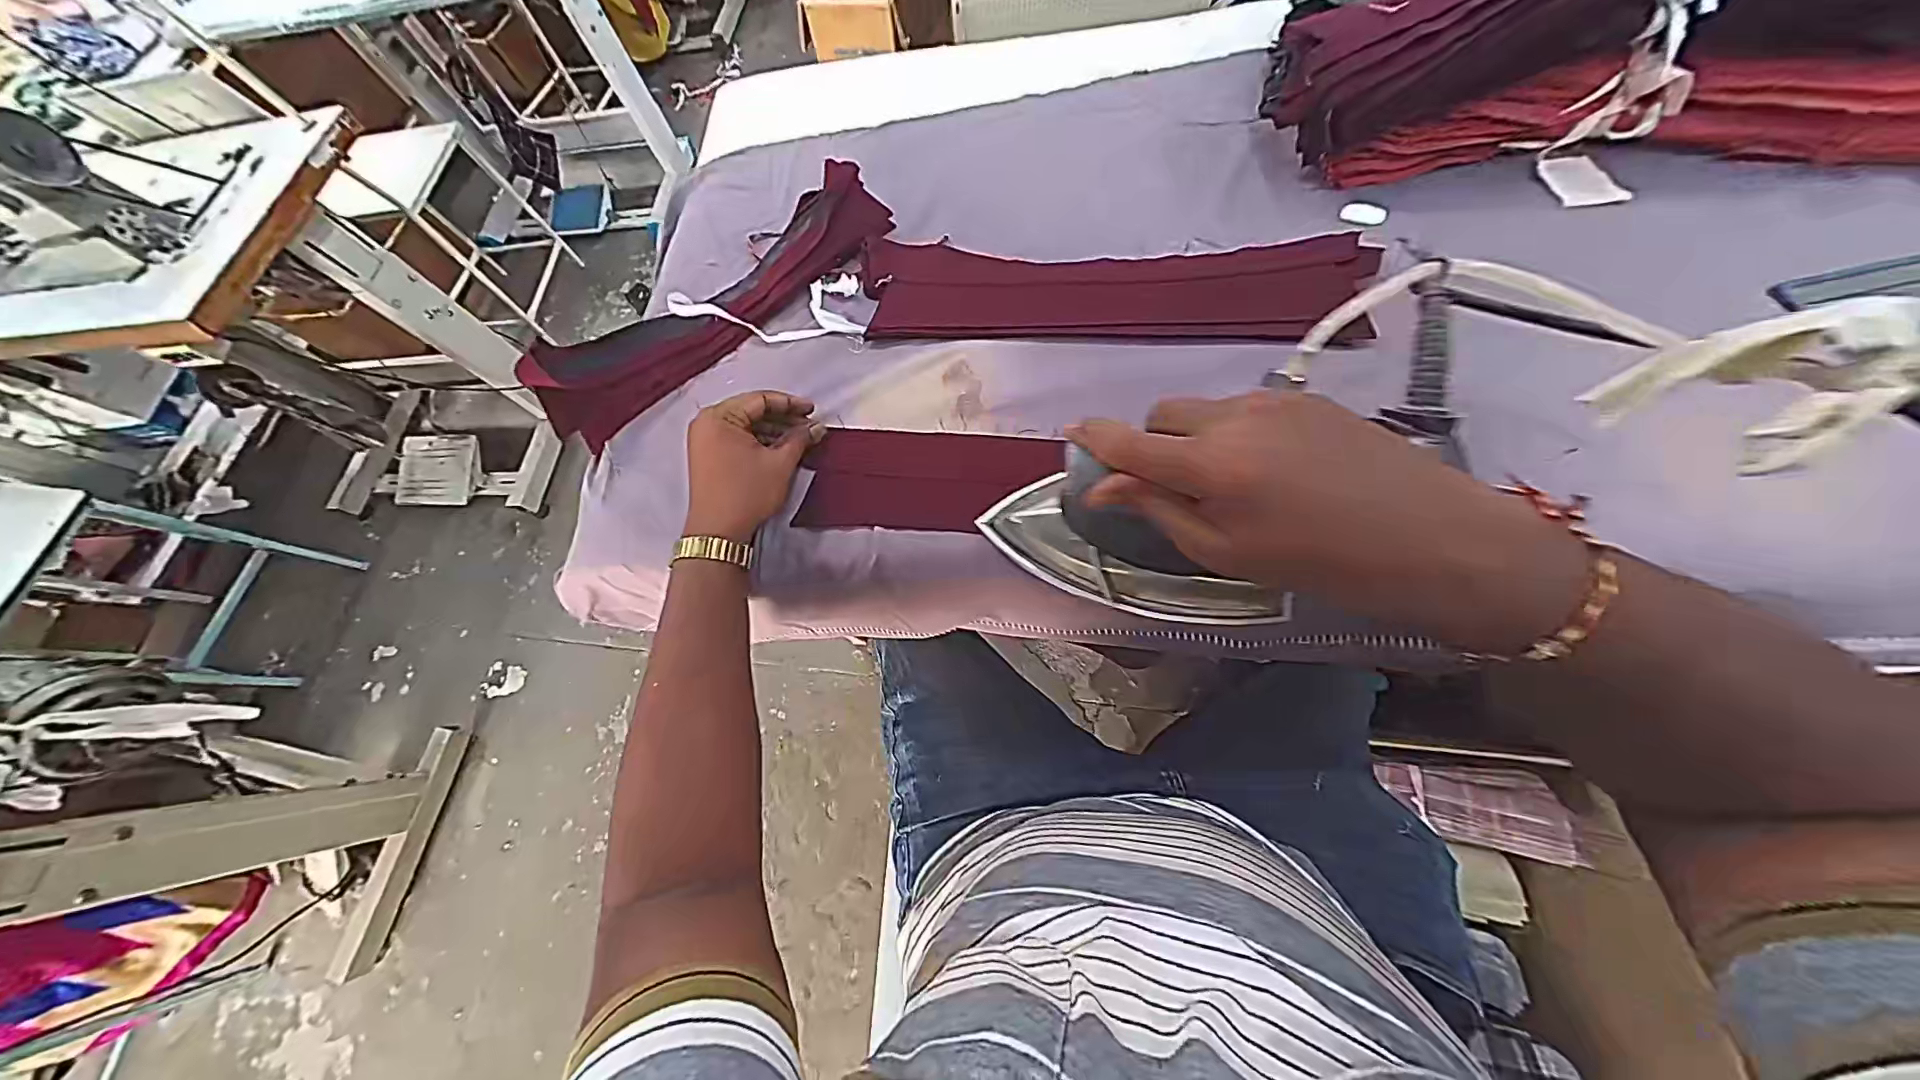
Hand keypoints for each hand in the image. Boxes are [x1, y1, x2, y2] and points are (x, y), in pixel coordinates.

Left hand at [683, 391, 824, 544]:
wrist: (719, 531)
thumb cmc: (746, 494)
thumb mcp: (780, 463)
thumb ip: (800, 439)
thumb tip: (817, 428)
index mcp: (719, 417)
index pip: (760, 400)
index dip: (790, 404)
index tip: (812, 409)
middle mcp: (707, 423)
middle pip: (752, 411)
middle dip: (783, 418)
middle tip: (809, 426)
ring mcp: (705, 439)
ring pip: (746, 426)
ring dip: (773, 431)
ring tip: (800, 439)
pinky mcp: (708, 455)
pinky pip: (738, 438)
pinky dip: (760, 441)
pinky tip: (781, 449)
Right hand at [1067, 390, 1588, 652]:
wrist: (1435, 539)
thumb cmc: (1321, 563)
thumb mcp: (1226, 552)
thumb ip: (1158, 510)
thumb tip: (1105, 488)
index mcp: (1211, 465)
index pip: (1130, 440)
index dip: (1094, 437)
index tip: (1072, 434)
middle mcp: (1235, 418)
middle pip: (1162, 414)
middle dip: (1151, 443)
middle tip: (1170, 487)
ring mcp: (1274, 401)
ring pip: (1203, 410)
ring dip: (1192, 438)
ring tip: (1229, 484)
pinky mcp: (1306, 398)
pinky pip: (1242, 408)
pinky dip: (1230, 432)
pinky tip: (1267, 469)